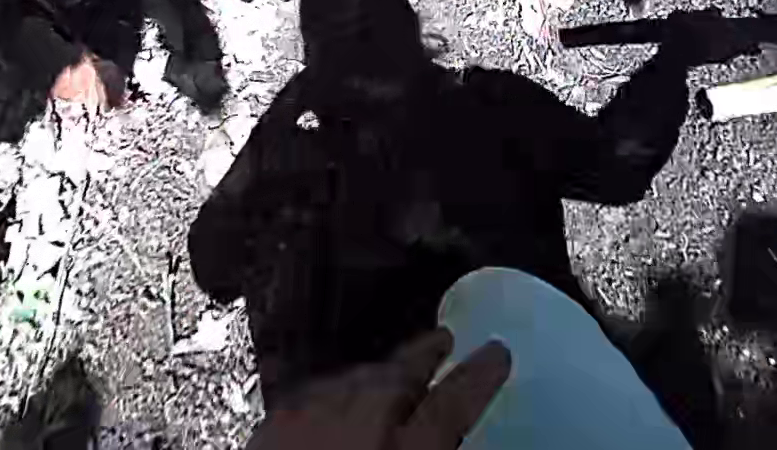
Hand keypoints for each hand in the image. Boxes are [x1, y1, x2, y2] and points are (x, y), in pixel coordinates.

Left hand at [247, 330, 510, 449]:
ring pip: (361, 376)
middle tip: (447, 337)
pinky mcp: (277, 420)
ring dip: (385, 372)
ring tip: (401, 367)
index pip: (450, 407)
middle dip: (427, 353)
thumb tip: (448, 438)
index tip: (499, 351)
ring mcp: (313, 415)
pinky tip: (347, 394)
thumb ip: (430, 447)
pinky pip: (322, 390)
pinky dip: (343, 388)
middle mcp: (359, 422)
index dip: (478, 377)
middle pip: (401, 374)